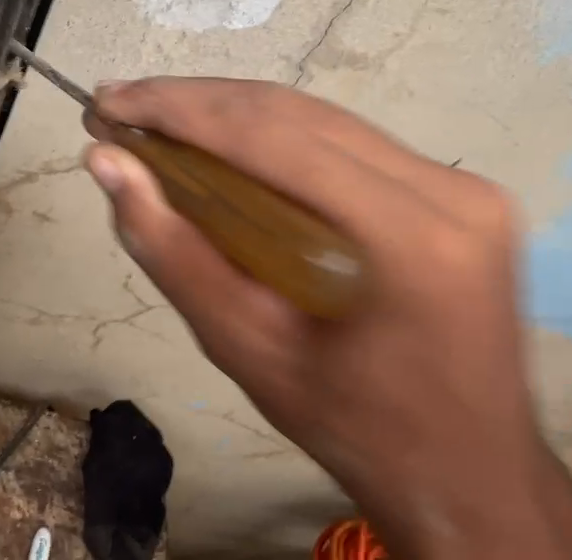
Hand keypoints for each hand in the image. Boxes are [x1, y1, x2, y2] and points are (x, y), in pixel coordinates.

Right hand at [82, 79, 571, 559]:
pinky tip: (215, 137)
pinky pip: (339, 137)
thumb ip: (169, 248)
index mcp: (410, 238)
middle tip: (116, 103)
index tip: (106, 100)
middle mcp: (449, 193)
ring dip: (224, 108)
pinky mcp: (454, 190)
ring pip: (315, 114)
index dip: (179, 108)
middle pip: (292, 112)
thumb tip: (104, 160)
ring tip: (151, 113)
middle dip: (192, 100)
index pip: (272, 136)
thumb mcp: (241, 344)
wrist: (467, 471)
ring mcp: (461, 187)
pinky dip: (265, 129)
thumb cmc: (349, 421)